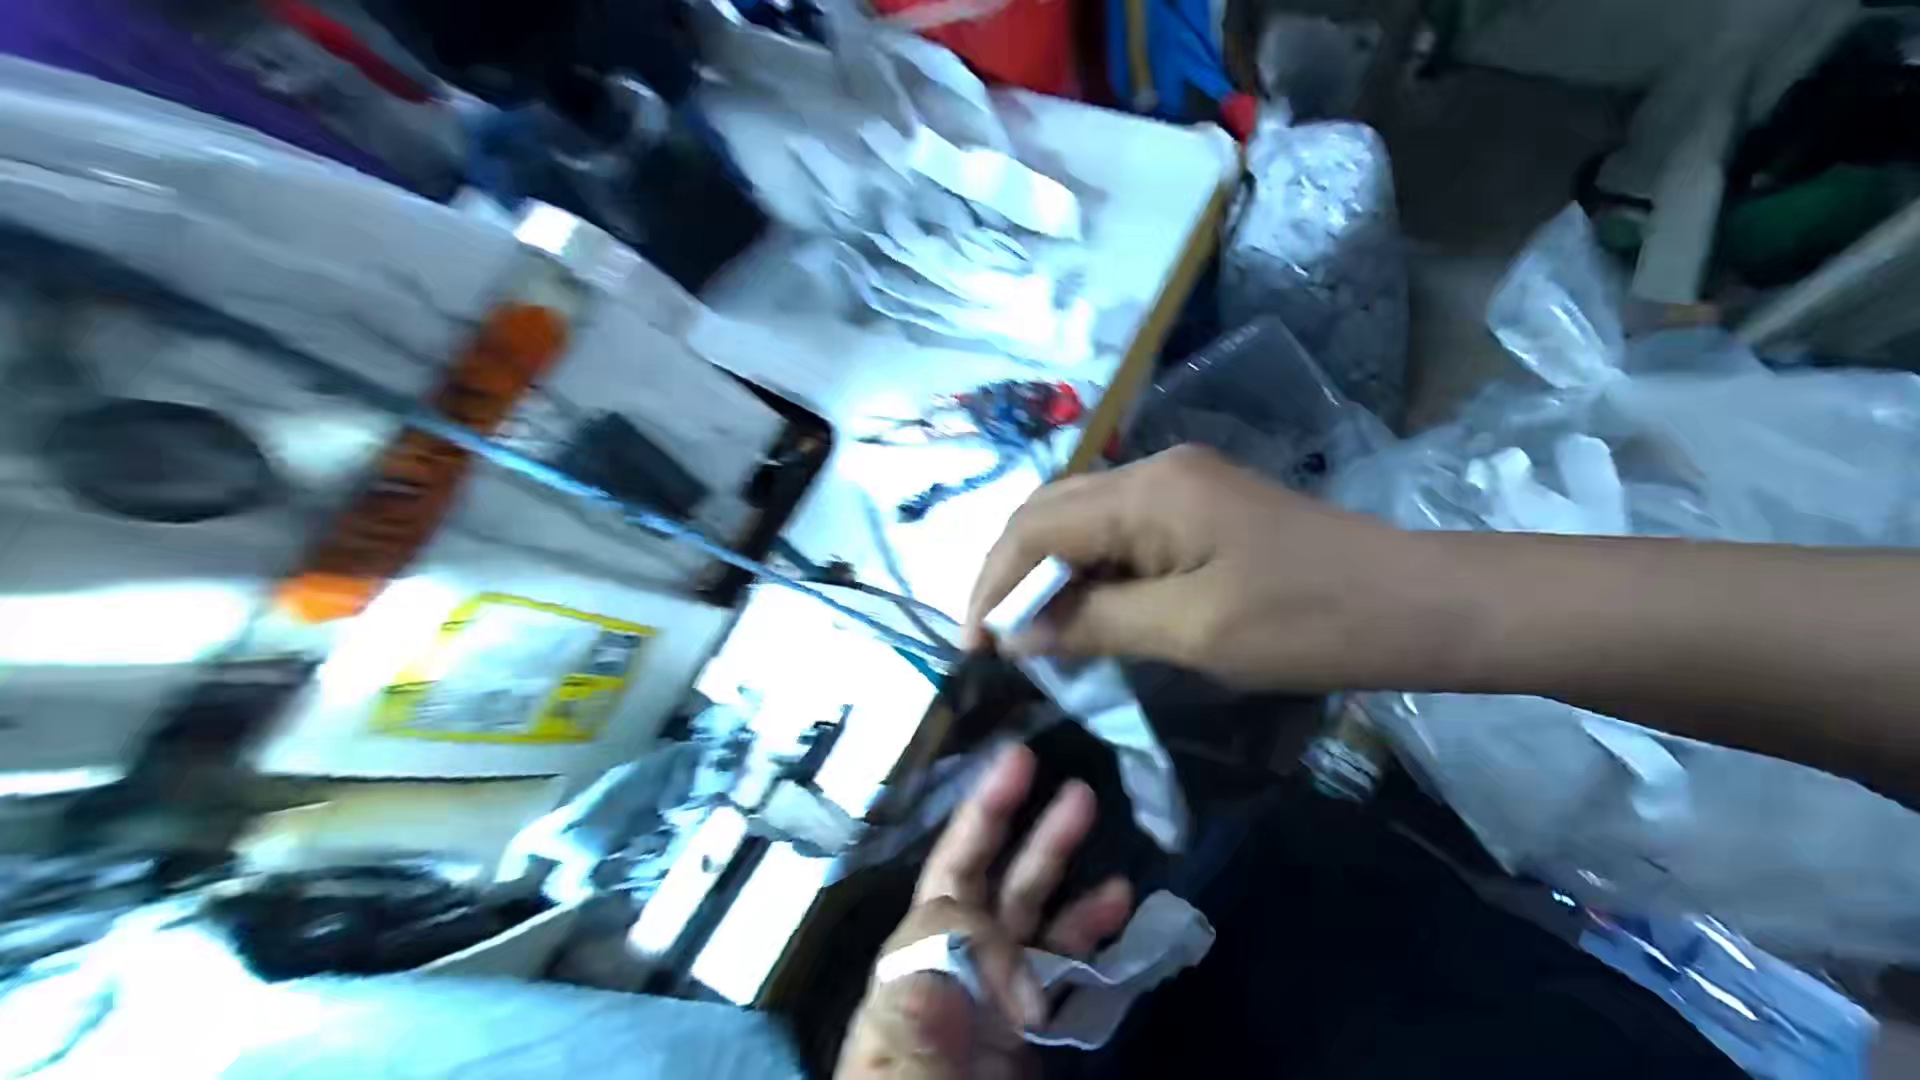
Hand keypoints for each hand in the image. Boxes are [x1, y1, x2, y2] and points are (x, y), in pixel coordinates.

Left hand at [835, 745, 1133, 1079]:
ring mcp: (999, 997)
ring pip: (1040, 916)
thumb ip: (930, 995)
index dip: (985, 816)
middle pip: (998, 878)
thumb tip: (997, 957)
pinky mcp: (1032, 1033)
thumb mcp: (900, 1052)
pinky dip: (1093, 936)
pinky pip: (1068, 971)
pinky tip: (1120, 907)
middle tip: (1064, 779)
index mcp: (921, 954)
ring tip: (1095, 816)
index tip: (1017, 770)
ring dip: (1068, 869)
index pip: (954, 870)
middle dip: (1029, 827)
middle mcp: (960, 963)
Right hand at [965, 445, 1452, 689]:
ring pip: (1076, 521)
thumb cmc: (1309, 621)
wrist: (1421, 603)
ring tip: (1025, 629)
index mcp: (1146, 492)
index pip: (1035, 528)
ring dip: (1044, 573)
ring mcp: (1174, 484)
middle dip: (1009, 574)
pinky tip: (1079, 609)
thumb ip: (1093, 624)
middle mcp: (1150, 472)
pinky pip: (1114, 533)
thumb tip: (1018, 631)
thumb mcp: (1190, 631)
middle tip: (993, 637)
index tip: (973, 647)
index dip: (993, 585)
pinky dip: (1084, 572)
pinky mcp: (1193, 507)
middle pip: (1047, 513)